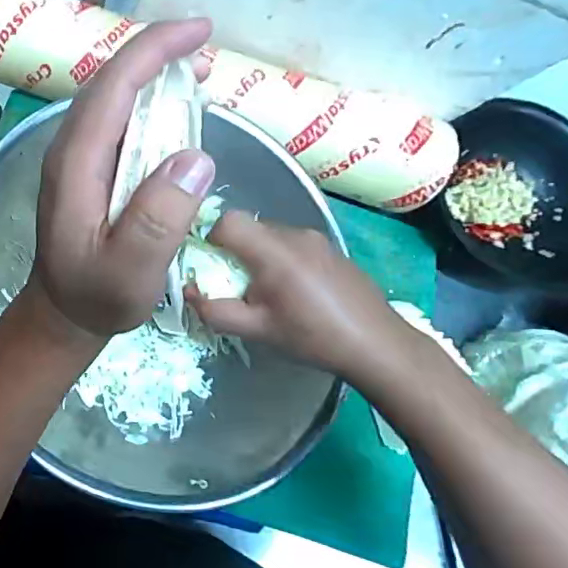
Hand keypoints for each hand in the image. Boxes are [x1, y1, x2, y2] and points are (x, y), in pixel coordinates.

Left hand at [30, 19, 216, 339]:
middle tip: (207, 49)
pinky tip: (177, 110)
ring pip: (113, 98)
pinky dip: (149, 104)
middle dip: (156, 54)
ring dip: (153, 76)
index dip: (153, 51)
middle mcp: (71, 150)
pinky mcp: (88, 169)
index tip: (200, 32)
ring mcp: (77, 158)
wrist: (62, 313)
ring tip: (200, 72)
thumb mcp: (129, 271)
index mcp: (76, 163)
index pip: (112, 88)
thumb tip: (195, 158)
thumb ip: (157, 219)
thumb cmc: (95, 296)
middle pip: (110, 83)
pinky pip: (118, 121)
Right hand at [185, 212, 418, 381]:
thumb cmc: (312, 337)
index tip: (211, 267)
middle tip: (237, 285)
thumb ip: (214, 310)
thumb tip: (189, 291)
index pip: (227, 221)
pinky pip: (289, 242)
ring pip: (268, 234)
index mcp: (274, 252)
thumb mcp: (255, 330)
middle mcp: (295, 234)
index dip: (210, 239)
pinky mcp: (329, 247)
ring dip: (256, 255)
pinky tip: (293, 290)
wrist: (378, 345)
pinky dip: (279, 258)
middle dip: (233, 251)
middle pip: (247, 227)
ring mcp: (316, 238)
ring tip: (267, 291)